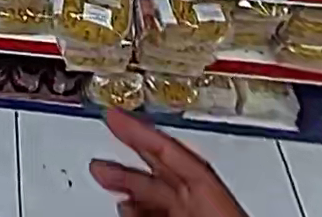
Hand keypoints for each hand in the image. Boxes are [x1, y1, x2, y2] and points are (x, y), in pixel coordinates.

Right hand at [89, 108, 247, 216]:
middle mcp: (215, 209)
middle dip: (133, 154)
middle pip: (170, 172)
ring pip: (170, 199)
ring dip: (135, 189)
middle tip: (106, 131)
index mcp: (215, 200)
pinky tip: (129, 212)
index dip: (140, 130)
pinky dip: (149, 213)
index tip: (114, 114)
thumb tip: (123, 207)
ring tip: (107, 179)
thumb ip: (153, 212)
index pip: (174, 154)